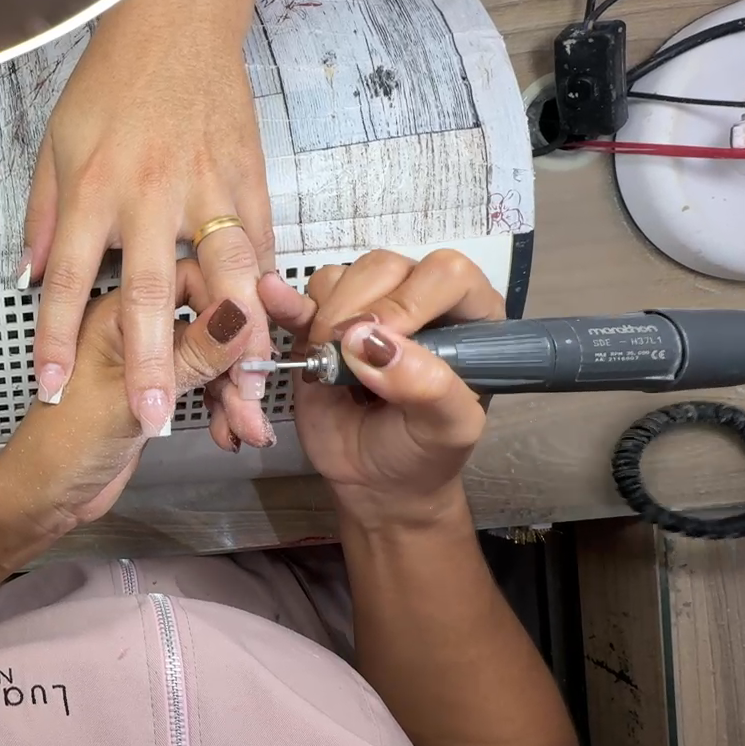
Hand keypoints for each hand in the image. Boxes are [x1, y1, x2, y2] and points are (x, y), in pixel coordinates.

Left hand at [0, 261, 257, 534]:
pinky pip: (203, 387)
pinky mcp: (157, 391)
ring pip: (209, 360)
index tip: (252, 346)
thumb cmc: (65, 443)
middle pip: (206, 323)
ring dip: (233, 394)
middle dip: (236, 361)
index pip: (189, 280)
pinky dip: (221, 408)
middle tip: (251, 399)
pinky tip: (230, 432)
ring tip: (247, 430)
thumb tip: (240, 311)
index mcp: (117, 313)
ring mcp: (147, 360)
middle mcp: (134, 327)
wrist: (46, 494)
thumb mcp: (131, 399)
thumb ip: (189, 356)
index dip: (227, 308)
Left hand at [20, 0, 276, 451]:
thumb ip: (41, 218)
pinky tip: (267, 331)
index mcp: (90, 191)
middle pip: (145, 293)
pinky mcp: (248, 177)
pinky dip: (263, 291)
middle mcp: (147, 196)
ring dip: (228, 337)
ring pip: (222, 273)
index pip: (63, 281)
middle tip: (149, 418)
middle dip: (149, 363)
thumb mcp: (53, 145)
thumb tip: (27, 276)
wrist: (177, 16)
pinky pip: (257, 243)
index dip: (53, 339)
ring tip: (236, 389)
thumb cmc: (108, 83)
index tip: (48, 387)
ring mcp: (204, 187)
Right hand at [256, 250, 505, 525]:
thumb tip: (367, 341)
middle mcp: (417, 302)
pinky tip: (276, 306)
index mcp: (468, 317)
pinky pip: (301, 295)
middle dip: (357, 310)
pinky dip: (285, 303)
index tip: (382, 348)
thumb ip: (425, 385)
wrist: (373, 478)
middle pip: (383, 267)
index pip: (444, 275)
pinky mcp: (319, 324)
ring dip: (326, 314)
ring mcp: (364, 311)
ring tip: (325, 362)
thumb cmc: (421, 452)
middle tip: (344, 359)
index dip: (407, 302)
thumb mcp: (447, 428)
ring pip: (340, 277)